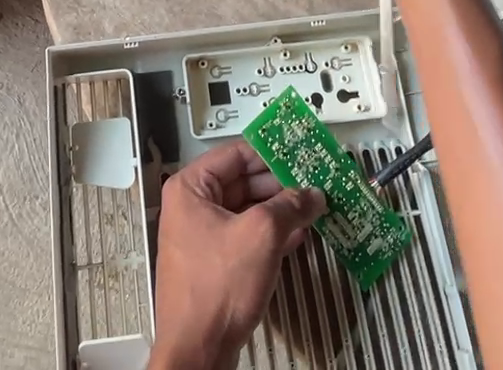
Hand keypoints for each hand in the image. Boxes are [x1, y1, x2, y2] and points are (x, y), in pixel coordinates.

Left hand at [149, 143, 325, 368]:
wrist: (198, 350)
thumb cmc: (214, 291)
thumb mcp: (262, 235)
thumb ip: (290, 207)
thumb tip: (311, 194)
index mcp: (190, 188)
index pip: (236, 154)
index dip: (270, 153)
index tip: (298, 152)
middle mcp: (192, 207)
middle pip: (243, 180)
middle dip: (279, 183)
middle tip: (312, 181)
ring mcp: (202, 236)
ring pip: (248, 209)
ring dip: (279, 209)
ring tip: (311, 205)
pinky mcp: (215, 263)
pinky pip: (247, 235)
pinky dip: (272, 233)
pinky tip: (297, 234)